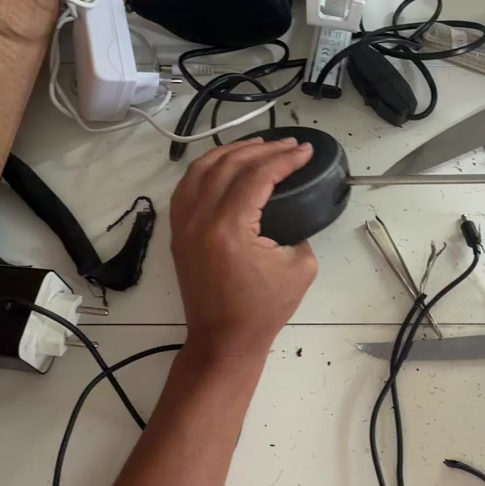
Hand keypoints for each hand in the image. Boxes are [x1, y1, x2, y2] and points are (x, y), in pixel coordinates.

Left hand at [168, 137, 318, 361]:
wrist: (223, 340)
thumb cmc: (262, 310)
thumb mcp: (300, 268)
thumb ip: (301, 230)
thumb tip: (293, 210)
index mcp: (229, 228)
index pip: (257, 176)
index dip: (284, 159)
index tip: (305, 151)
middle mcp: (200, 220)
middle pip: (229, 165)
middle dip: (262, 149)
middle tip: (288, 145)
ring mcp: (184, 225)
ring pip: (202, 169)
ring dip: (231, 151)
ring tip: (258, 145)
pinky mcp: (178, 232)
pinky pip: (186, 187)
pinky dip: (206, 167)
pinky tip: (225, 163)